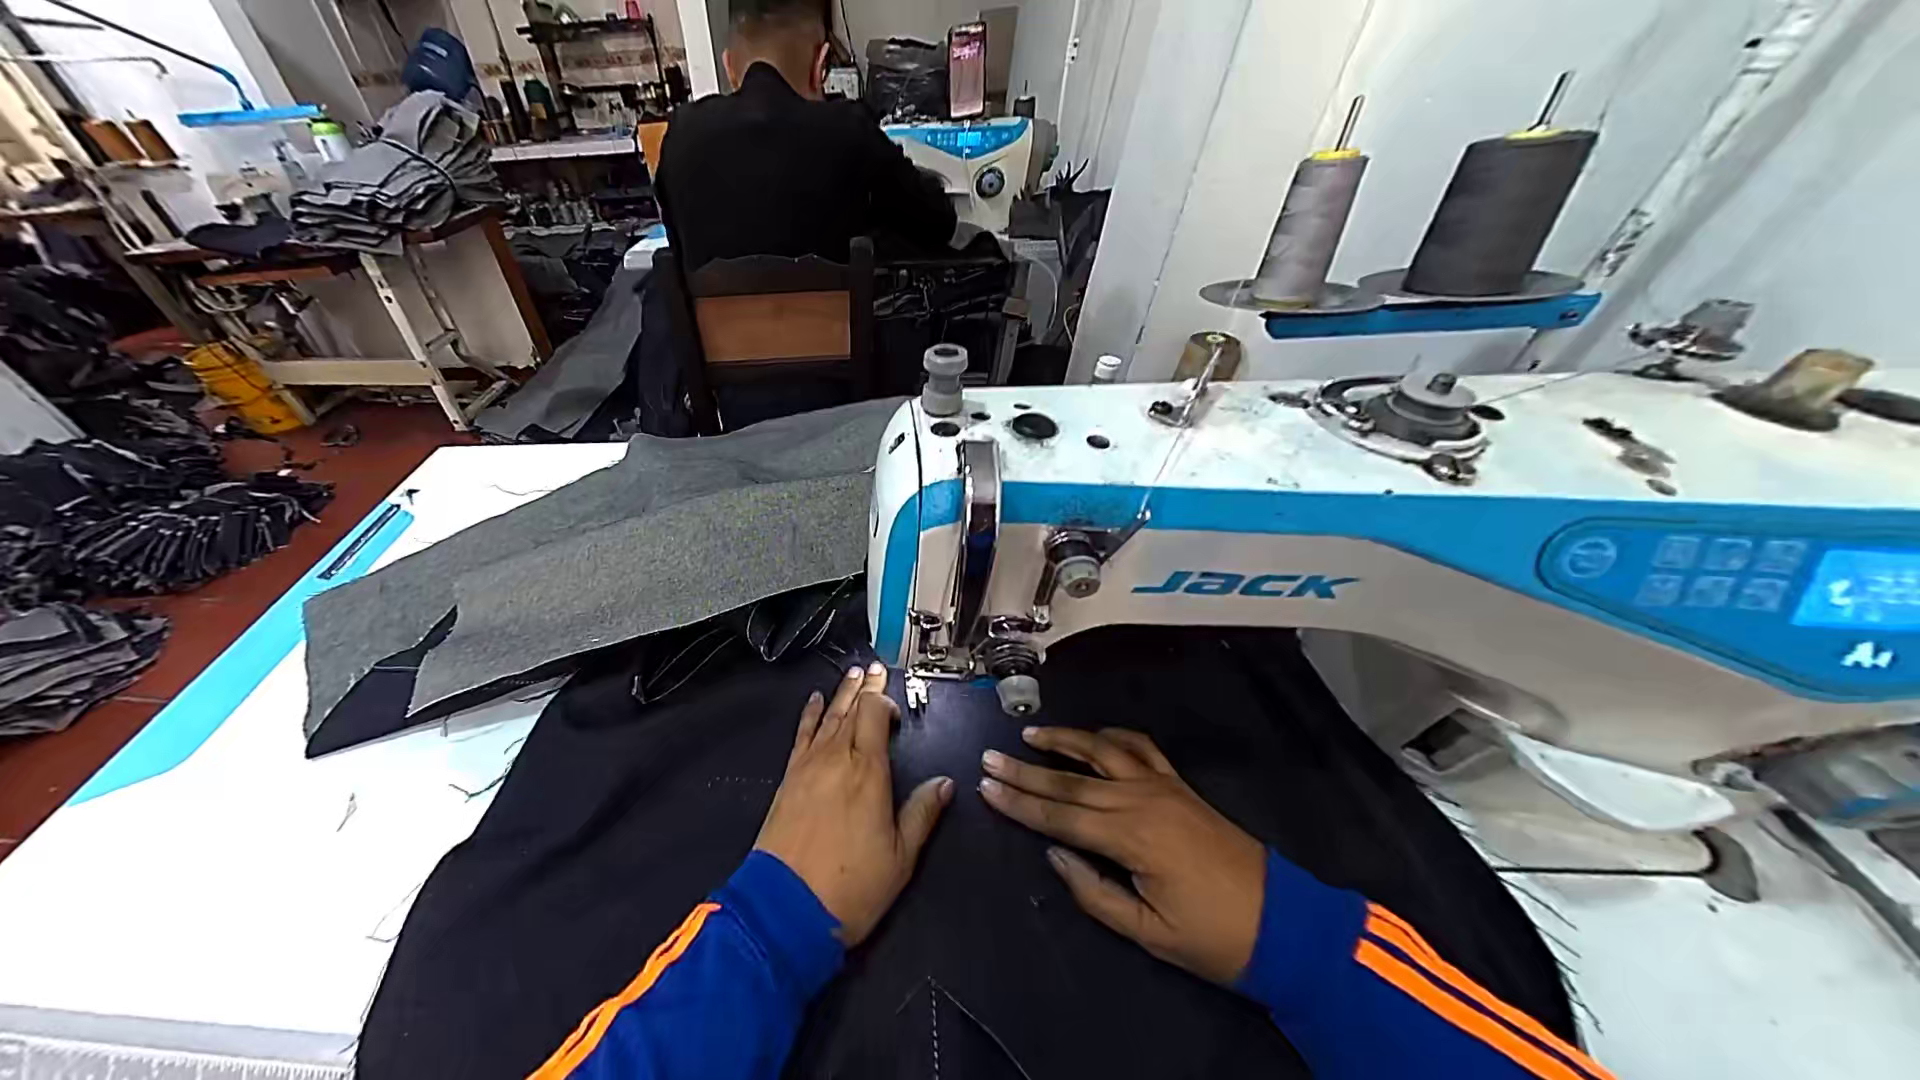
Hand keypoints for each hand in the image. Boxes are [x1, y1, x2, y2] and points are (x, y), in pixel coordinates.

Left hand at [755, 662, 953, 946]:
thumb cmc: (850, 887)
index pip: (875, 716)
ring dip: (841, 694)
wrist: (783, 912)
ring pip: (827, 718)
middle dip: (865, 688)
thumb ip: (922, 813)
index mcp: (868, 772)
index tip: (895, 711)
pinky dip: (808, 716)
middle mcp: (836, 760)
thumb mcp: (900, 857)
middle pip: (852, 711)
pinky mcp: (788, 780)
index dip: (885, 704)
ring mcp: (808, 768)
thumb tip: (944, 784)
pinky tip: (813, 703)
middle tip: (874, 669)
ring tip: (852, 675)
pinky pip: (801, 736)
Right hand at [981, 727, 1265, 985]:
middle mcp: (1141, 800)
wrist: (1282, 921)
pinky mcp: (1179, 784)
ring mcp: (1162, 786)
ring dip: (1064, 740)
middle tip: (991, 756)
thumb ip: (1094, 891)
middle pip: (1071, 779)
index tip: (986, 786)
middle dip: (1027, 769)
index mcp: (1130, 836)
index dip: (1020, 801)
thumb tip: (1055, 854)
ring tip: (1031, 734)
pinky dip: (1114, 736)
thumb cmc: (1212, 937)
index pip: (1059, 815)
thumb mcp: (1148, 931)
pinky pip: (1141, 748)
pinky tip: (1095, 735)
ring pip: (1102, 751)